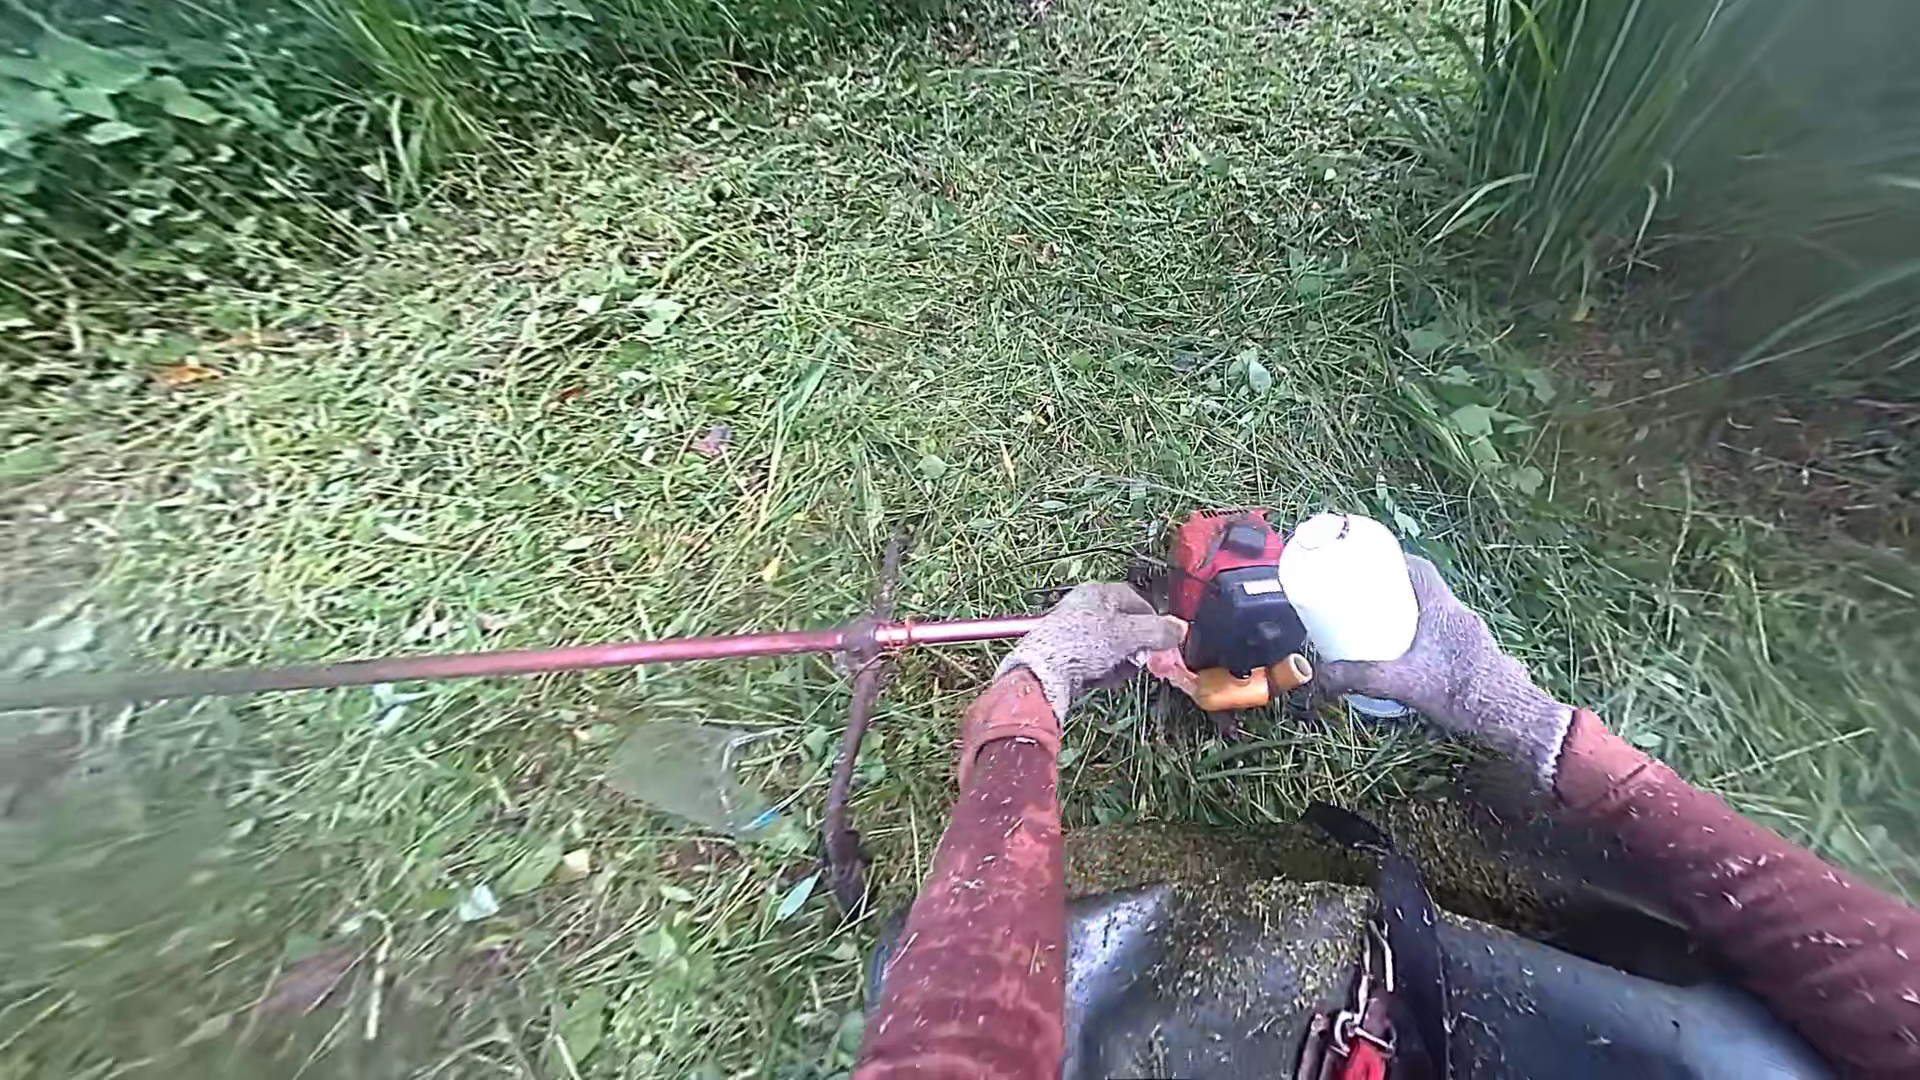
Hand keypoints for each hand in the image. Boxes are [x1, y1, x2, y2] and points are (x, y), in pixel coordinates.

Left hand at [997, 583, 1185, 719]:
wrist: (1043, 671)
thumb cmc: (1081, 644)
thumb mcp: (1128, 634)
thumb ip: (1157, 630)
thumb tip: (1180, 628)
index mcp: (1099, 592)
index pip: (1138, 600)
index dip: (1155, 621)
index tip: (1166, 640)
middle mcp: (1085, 606)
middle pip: (1126, 623)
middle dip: (1137, 645)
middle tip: (1140, 659)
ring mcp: (1074, 628)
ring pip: (1112, 644)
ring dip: (1121, 660)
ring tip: (1115, 670)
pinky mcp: (1067, 650)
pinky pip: (1096, 658)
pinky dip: (1103, 668)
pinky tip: (1100, 676)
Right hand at [1314, 555, 1572, 786]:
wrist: (1518, 724)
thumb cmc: (1463, 695)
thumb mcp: (1402, 684)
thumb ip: (1357, 678)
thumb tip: (1317, 677)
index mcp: (1444, 611)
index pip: (1420, 570)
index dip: (1393, 561)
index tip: (1367, 562)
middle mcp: (1460, 616)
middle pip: (1422, 589)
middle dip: (1391, 589)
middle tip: (1360, 596)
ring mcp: (1472, 635)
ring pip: (1433, 612)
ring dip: (1406, 613)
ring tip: (1377, 624)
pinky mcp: (1477, 655)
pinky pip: (1442, 631)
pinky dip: (1420, 632)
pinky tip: (1406, 652)